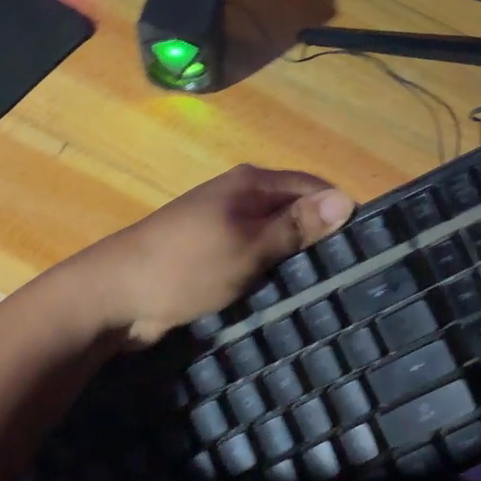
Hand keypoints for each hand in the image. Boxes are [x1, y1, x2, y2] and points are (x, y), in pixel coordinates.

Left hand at [70, 164, 354, 344]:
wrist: (113, 297)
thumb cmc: (186, 264)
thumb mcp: (249, 246)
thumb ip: (297, 225)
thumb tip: (348, 199)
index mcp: (252, 183)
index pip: (314, 187)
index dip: (339, 211)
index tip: (367, 247)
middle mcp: (241, 197)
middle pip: (296, 211)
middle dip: (321, 238)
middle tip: (352, 276)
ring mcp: (225, 227)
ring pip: (277, 239)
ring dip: (296, 260)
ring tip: (328, 292)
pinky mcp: (213, 255)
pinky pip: (256, 258)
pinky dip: (272, 273)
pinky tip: (288, 297)